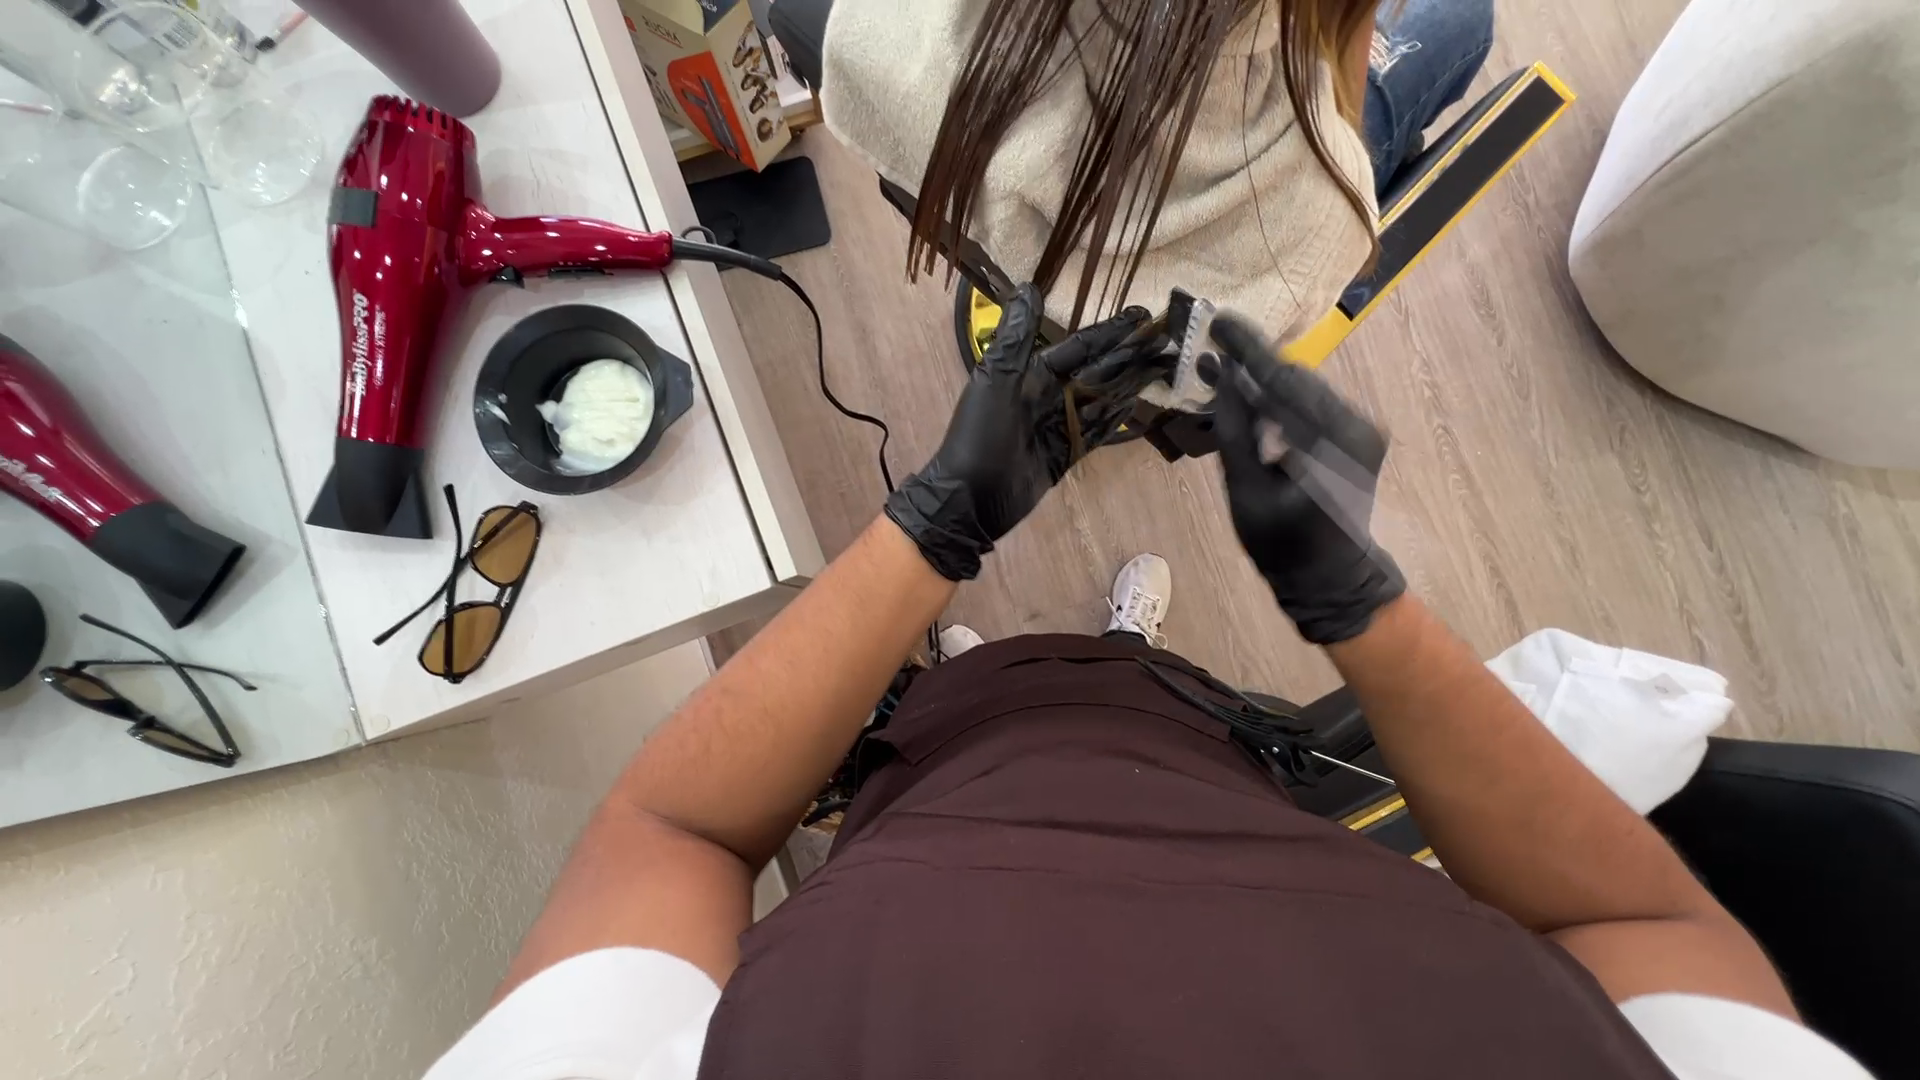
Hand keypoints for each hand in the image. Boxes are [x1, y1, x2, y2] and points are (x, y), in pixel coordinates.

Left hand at [886, 284, 1169, 580]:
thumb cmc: (979, 436)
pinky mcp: (1064, 455)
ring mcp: (1058, 427)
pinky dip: (1114, 419)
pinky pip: (1095, 432)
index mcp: (1032, 375)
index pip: (1081, 346)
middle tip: (1168, 340)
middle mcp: (1048, 396)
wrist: (969, 498)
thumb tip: (1027, 286)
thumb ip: (1015, 338)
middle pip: (1098, 370)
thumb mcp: (995, 380)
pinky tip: (1136, 405)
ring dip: (1130, 384)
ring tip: (1163, 367)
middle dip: (1130, 355)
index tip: (1143, 315)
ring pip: (1101, 399)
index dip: (1112, 331)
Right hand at [1210, 314, 1404, 643]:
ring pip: (1301, 390)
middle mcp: (1357, 425)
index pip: (1284, 379)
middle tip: (1212, 344)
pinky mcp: (1356, 436)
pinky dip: (1277, 400)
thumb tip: (1222, 376)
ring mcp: (1362, 430)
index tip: (1216, 320)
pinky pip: (1309, 407)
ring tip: (1221, 368)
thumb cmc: (1282, 545)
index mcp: (1333, 441)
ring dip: (1261, 381)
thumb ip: (1234, 430)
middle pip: (1295, 379)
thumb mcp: (1245, 490)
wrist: (1332, 578)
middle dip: (1251, 361)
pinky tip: (1247, 396)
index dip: (1246, 348)